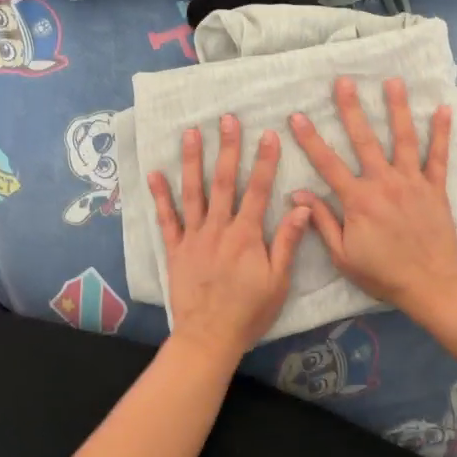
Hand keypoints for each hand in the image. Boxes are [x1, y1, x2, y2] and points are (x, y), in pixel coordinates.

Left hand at [148, 114, 311, 361]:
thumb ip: (287, 242)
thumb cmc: (249, 312)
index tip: (269, 134)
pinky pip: (166, 219)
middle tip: (227, 119)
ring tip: (191, 133)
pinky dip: (160, 196)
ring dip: (192, 161)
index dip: (264, 161)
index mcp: (246, 236)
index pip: (258, 190)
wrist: (209, 338)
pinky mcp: (175, 250)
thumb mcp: (279, 281)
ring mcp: (193, 238)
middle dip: (227, 148)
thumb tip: (302, 206)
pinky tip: (155, 174)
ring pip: (193, 193)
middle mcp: (218, 229)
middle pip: (223, 182)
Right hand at [288, 77, 456, 312]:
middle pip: (365, 139)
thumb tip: (298, 194)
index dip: (310, 139)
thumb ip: (322, 221)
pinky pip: (438, 157)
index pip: (328, 163)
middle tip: (344, 81)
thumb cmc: (382, 274)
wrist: (431, 285)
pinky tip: (443, 109)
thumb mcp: (343, 255)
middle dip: (352, 108)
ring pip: (403, 139)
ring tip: (393, 81)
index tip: (297, 116)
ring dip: (397, 108)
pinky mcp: (435, 189)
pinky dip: (442, 133)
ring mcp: (412, 183)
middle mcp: (384, 183)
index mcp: (358, 200)